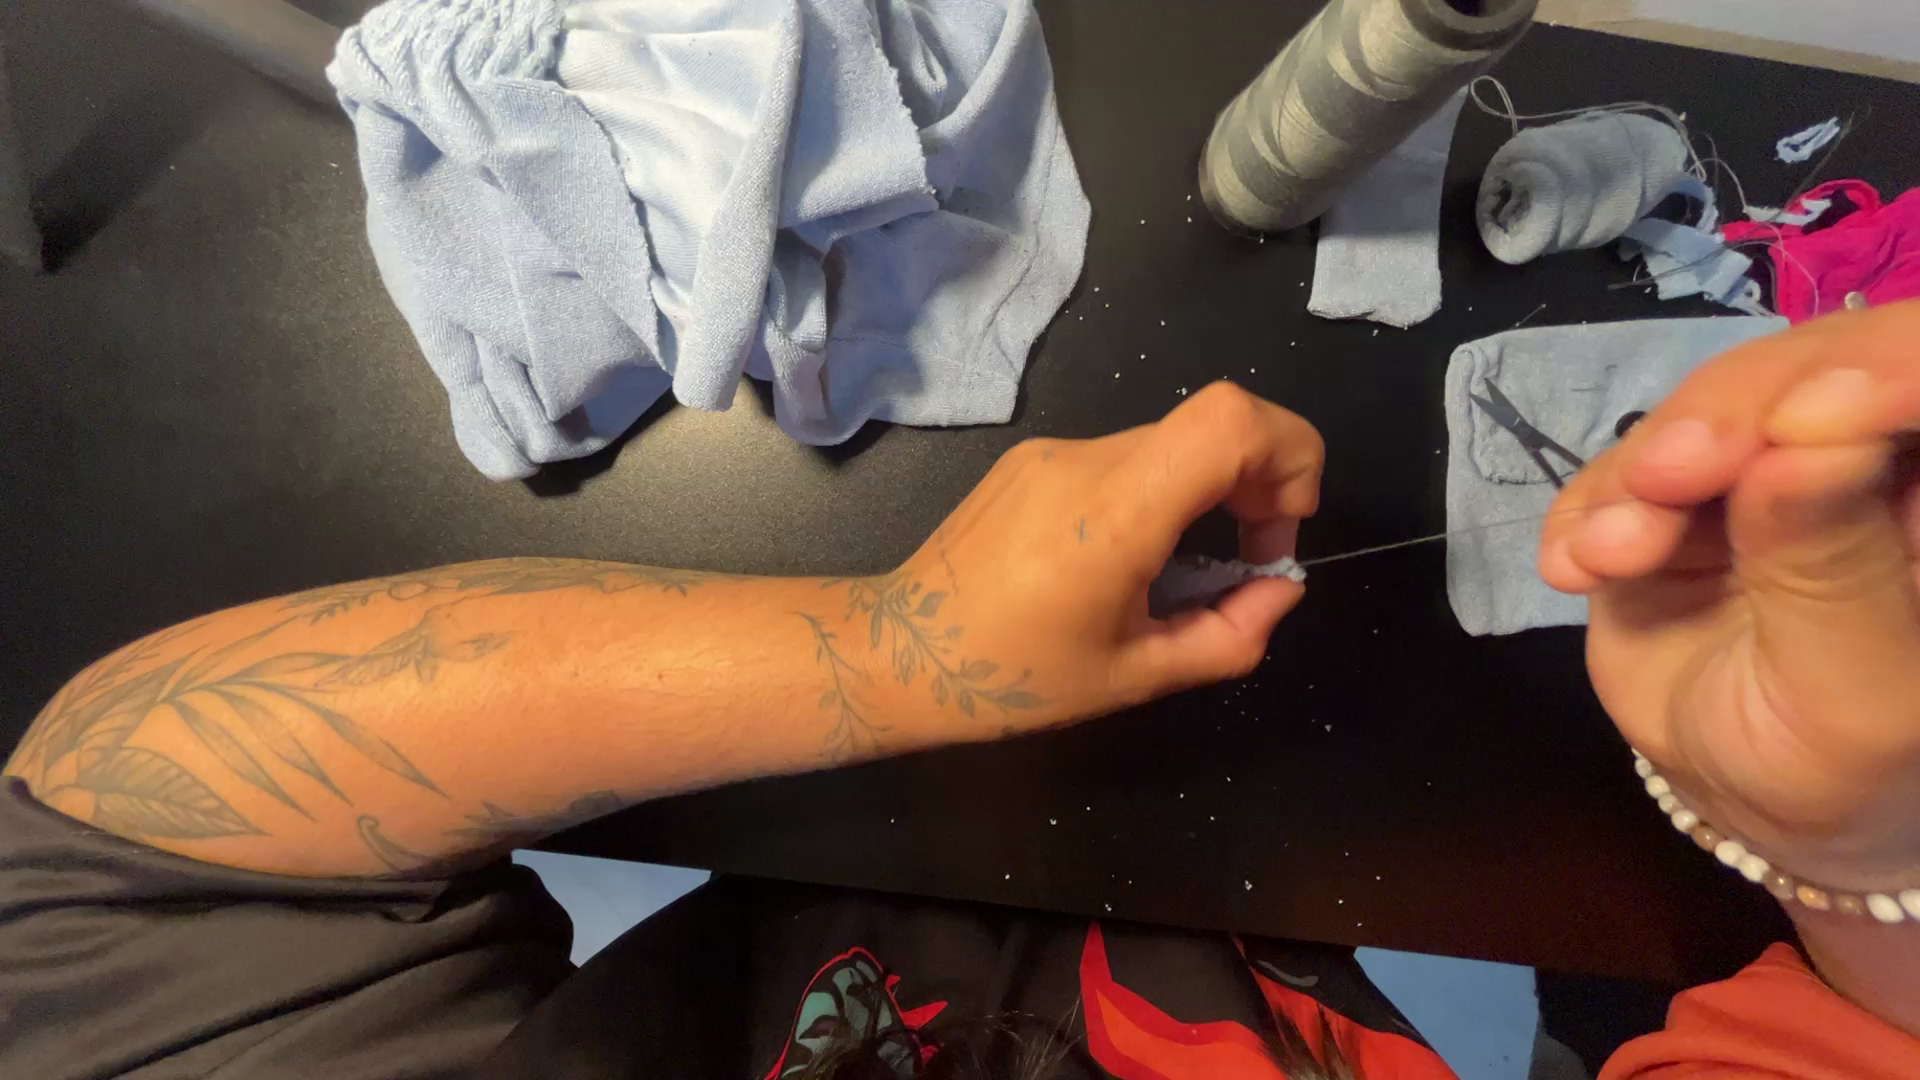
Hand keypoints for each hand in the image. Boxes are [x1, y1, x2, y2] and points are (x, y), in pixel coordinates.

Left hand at [892, 382, 1322, 731]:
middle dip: (1254, 484)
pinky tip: (1118, 556)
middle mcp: (1081, 460)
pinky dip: (1151, 494)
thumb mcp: (1138, 677)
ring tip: (1174, 568)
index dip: (1288, 452)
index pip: (1229, 418)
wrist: (902, 650)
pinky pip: (1117, 458)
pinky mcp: (1026, 459)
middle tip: (1243, 559)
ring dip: (1200, 494)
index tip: (1278, 525)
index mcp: (1113, 514)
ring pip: (1163, 445)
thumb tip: (1280, 586)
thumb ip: (1232, 635)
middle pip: (1205, 427)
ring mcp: (1048, 451)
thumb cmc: (1016, 678)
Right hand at [1540, 302, 1919, 889]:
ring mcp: (1745, 479)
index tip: (1806, 419)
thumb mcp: (1852, 686)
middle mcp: (1855, 462)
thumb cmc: (1831, 758)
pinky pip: (1606, 476)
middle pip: (1793, 375)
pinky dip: (1577, 514)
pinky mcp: (1655, 504)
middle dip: (1716, 420)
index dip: (1884, 368)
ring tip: (1600, 562)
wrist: (1727, 785)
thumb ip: (1832, 566)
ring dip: (1627, 481)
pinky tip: (1571, 571)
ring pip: (1684, 421)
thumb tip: (1807, 443)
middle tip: (1659, 481)